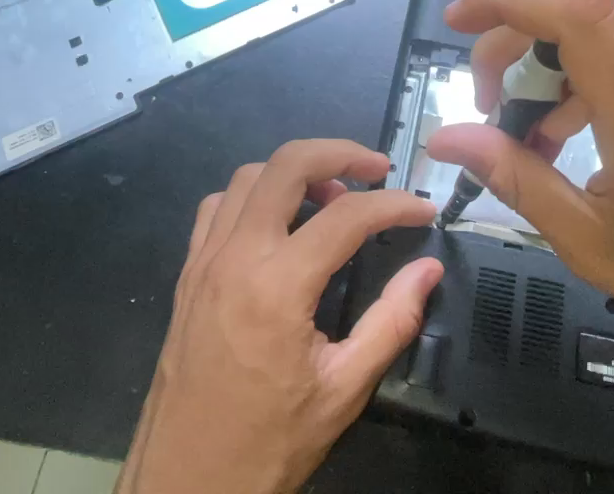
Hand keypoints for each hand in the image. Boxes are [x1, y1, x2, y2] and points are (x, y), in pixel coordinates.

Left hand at [117, 139, 442, 493]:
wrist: (184, 485)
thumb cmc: (267, 443)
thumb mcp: (342, 391)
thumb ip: (391, 322)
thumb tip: (428, 268)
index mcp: (277, 287)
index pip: (347, 216)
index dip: (394, 204)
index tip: (423, 209)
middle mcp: (235, 257)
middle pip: (286, 165)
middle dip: (339, 152)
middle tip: (377, 169)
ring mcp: (203, 261)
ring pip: (247, 177)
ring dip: (294, 170)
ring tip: (331, 195)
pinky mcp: (187, 274)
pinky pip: (217, 208)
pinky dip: (252, 196)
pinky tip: (276, 223)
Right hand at [425, 0, 613, 430]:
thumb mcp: (591, 240)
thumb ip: (514, 176)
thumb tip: (447, 137)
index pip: (573, 3)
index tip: (458, 23)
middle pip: (574, 16)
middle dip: (512, 47)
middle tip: (487, 108)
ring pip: (600, 43)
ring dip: (550, 75)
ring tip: (531, 143)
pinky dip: (588, 88)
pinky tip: (580, 144)